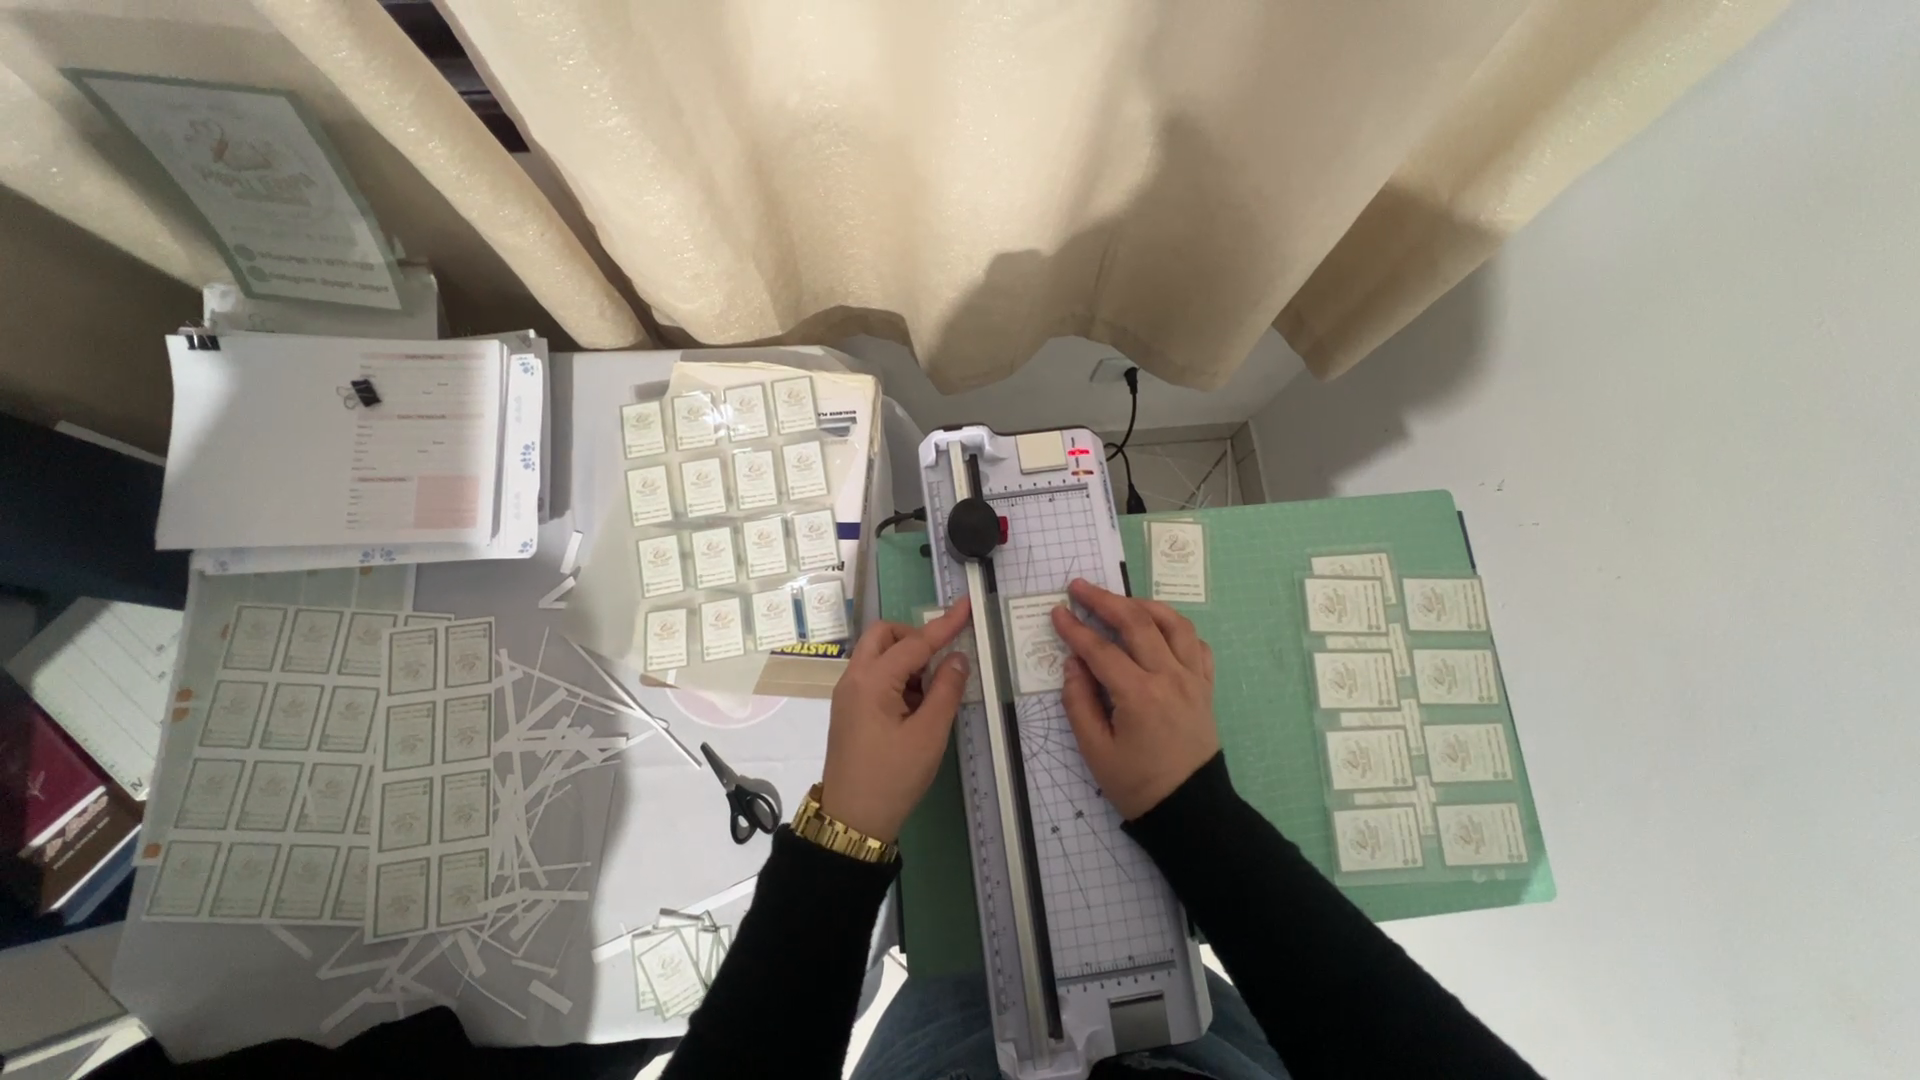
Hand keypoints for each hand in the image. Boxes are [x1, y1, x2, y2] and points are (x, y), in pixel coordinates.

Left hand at [821, 598, 972, 841]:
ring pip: (877, 655)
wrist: (852, 821)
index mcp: (872, 681)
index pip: (915, 642)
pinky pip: (874, 676)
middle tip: (940, 662)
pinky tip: (915, 708)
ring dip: (906, 660)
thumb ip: (946, 690)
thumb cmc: (893, 777)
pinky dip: (897, 678)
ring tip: (931, 696)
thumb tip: (957, 658)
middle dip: (914, 638)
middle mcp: (854, 679)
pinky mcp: (849, 710)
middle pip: (884, 636)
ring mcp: (848, 694)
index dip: (945, 624)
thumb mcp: (929, 734)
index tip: (966, 605)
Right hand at [1051, 579, 1218, 819]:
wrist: (1191, 809)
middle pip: (1136, 623)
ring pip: (1173, 624)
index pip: (1100, 650)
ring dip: (1144, 605)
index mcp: (1139, 695)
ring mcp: (1193, 679)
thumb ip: (1080, 702)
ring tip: (1120, 601)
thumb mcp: (1096, 751)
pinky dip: (1177, 629)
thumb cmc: (1138, 784)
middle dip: (1104, 600)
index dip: (1075, 628)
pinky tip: (1159, 629)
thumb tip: (1073, 664)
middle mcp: (1169, 678)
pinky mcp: (1205, 686)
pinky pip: (1196, 644)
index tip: (1057, 612)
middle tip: (1080, 587)